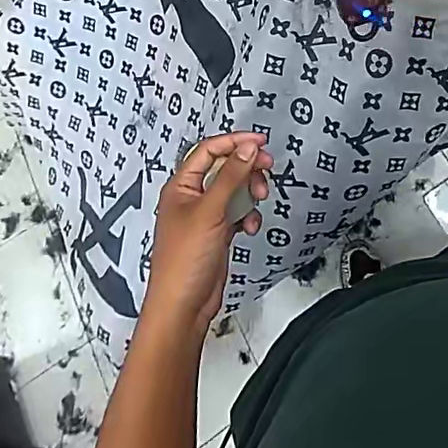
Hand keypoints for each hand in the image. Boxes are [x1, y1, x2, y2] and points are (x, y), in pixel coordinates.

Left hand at [141, 133, 272, 337]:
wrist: (184, 306)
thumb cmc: (182, 264)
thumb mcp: (210, 211)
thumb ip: (231, 176)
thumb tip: (246, 149)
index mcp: (181, 186)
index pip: (209, 150)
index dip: (235, 141)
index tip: (259, 142)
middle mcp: (192, 197)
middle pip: (226, 167)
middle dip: (248, 167)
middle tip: (266, 167)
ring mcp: (206, 214)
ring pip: (236, 188)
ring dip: (251, 191)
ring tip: (258, 199)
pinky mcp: (218, 230)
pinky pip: (239, 210)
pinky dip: (249, 214)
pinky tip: (249, 225)